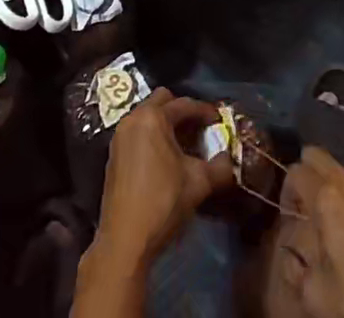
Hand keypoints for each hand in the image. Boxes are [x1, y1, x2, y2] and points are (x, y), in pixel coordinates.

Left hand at [91, 88, 234, 266]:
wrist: (125, 242)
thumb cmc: (164, 201)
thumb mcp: (200, 182)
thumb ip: (220, 166)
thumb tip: (230, 159)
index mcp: (152, 118)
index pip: (185, 104)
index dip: (206, 112)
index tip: (220, 121)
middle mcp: (132, 120)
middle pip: (162, 102)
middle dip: (182, 111)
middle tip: (199, 128)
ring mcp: (119, 138)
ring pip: (148, 118)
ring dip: (167, 125)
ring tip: (185, 143)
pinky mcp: (113, 156)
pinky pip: (138, 133)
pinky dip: (153, 138)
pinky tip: (167, 159)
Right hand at [273, 148, 343, 317]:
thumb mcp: (314, 294)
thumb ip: (294, 266)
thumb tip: (290, 250)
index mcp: (326, 198)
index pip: (296, 172)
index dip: (288, 192)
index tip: (291, 215)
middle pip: (318, 155)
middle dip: (308, 175)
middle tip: (310, 208)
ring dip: (339, 182)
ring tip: (342, 211)